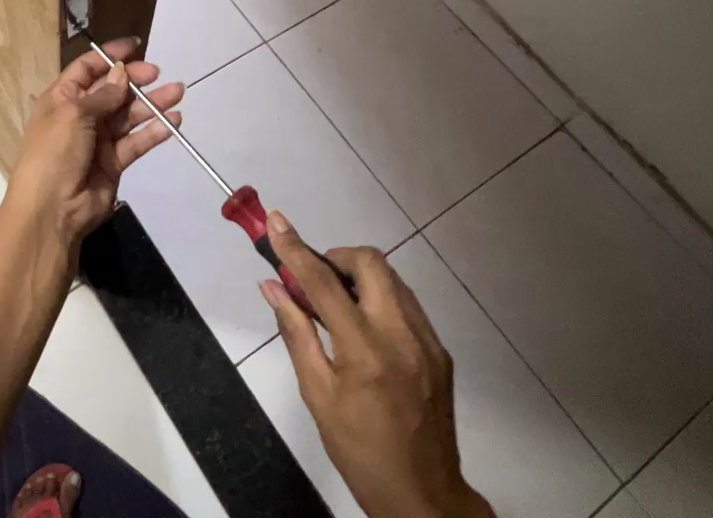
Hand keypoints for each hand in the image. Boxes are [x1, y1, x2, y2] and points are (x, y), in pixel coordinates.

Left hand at [6, 39, 184, 252]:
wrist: (52, 210)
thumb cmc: (54, 153)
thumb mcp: (73, 115)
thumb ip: (102, 95)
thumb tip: (121, 72)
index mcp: (61, 99)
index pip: (87, 69)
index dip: (109, 56)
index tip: (136, 46)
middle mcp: (80, 116)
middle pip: (112, 90)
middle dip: (135, 80)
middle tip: (158, 74)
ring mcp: (98, 140)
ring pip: (129, 115)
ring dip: (152, 104)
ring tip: (178, 92)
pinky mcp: (114, 162)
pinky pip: (137, 142)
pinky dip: (154, 132)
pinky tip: (174, 122)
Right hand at [260, 212, 493, 517]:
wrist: (423, 495)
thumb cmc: (359, 450)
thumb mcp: (317, 395)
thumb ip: (296, 332)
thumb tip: (272, 286)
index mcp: (365, 351)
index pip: (323, 283)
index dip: (295, 249)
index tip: (276, 221)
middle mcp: (402, 335)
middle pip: (370, 262)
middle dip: (336, 256)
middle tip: (313, 278)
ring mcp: (428, 341)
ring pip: (392, 279)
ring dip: (359, 276)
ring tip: (335, 303)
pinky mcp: (441, 350)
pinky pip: (407, 304)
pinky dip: (379, 299)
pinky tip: (363, 327)